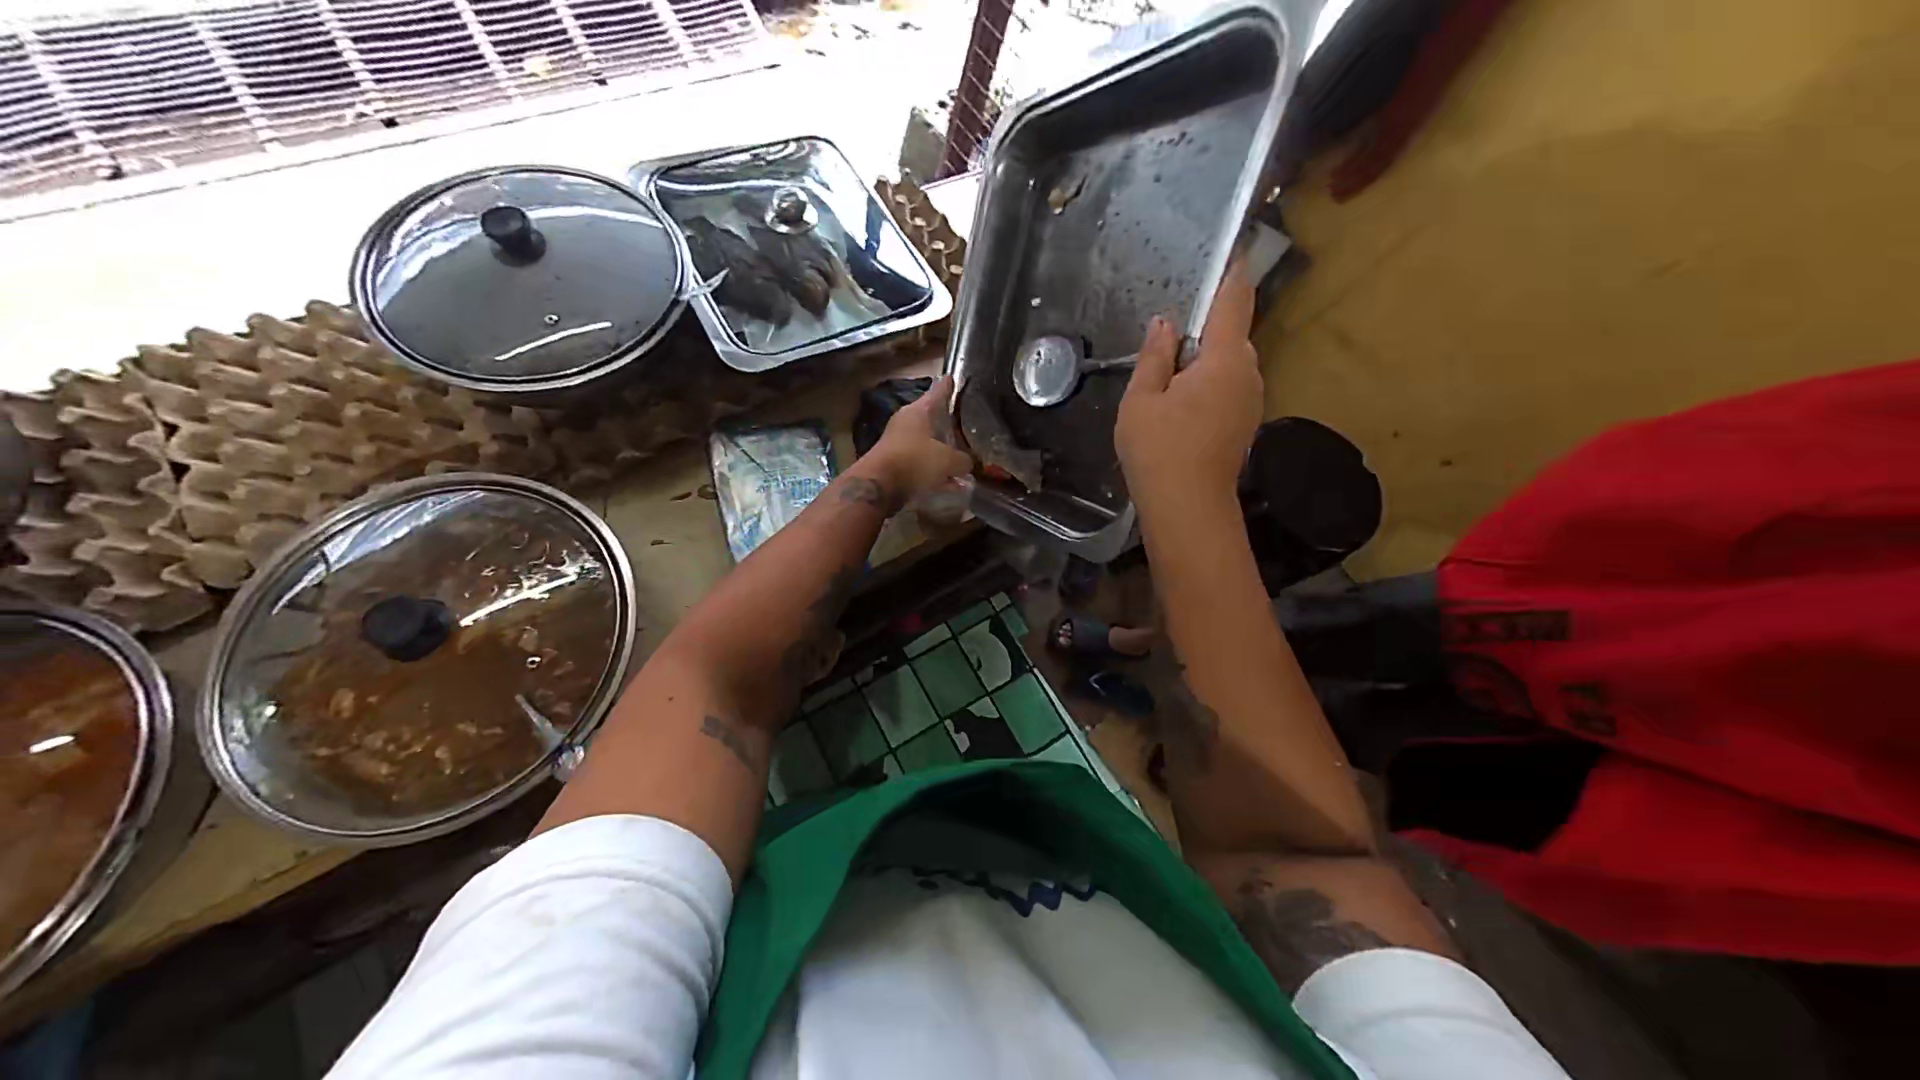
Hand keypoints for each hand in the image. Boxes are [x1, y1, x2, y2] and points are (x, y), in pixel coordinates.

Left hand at [861, 375, 973, 509]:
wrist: (878, 487)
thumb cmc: (914, 462)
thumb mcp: (948, 460)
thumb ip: (963, 460)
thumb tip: (967, 463)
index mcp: (918, 411)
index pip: (937, 391)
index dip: (948, 386)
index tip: (953, 378)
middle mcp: (906, 423)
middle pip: (932, 419)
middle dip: (949, 425)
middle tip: (966, 426)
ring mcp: (898, 444)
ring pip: (927, 444)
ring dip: (943, 452)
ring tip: (963, 460)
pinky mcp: (895, 465)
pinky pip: (921, 464)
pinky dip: (935, 471)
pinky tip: (951, 483)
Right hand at [1116, 260, 1262, 514]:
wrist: (1188, 508)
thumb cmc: (1160, 450)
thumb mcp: (1142, 400)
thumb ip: (1154, 357)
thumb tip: (1164, 325)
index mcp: (1226, 360)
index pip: (1235, 302)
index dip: (1234, 273)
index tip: (1237, 248)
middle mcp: (1249, 375)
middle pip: (1233, 337)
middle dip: (1206, 331)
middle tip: (1168, 339)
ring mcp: (1251, 402)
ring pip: (1230, 366)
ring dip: (1205, 362)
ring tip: (1167, 378)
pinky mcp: (1245, 424)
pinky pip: (1229, 389)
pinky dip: (1208, 385)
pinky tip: (1179, 405)